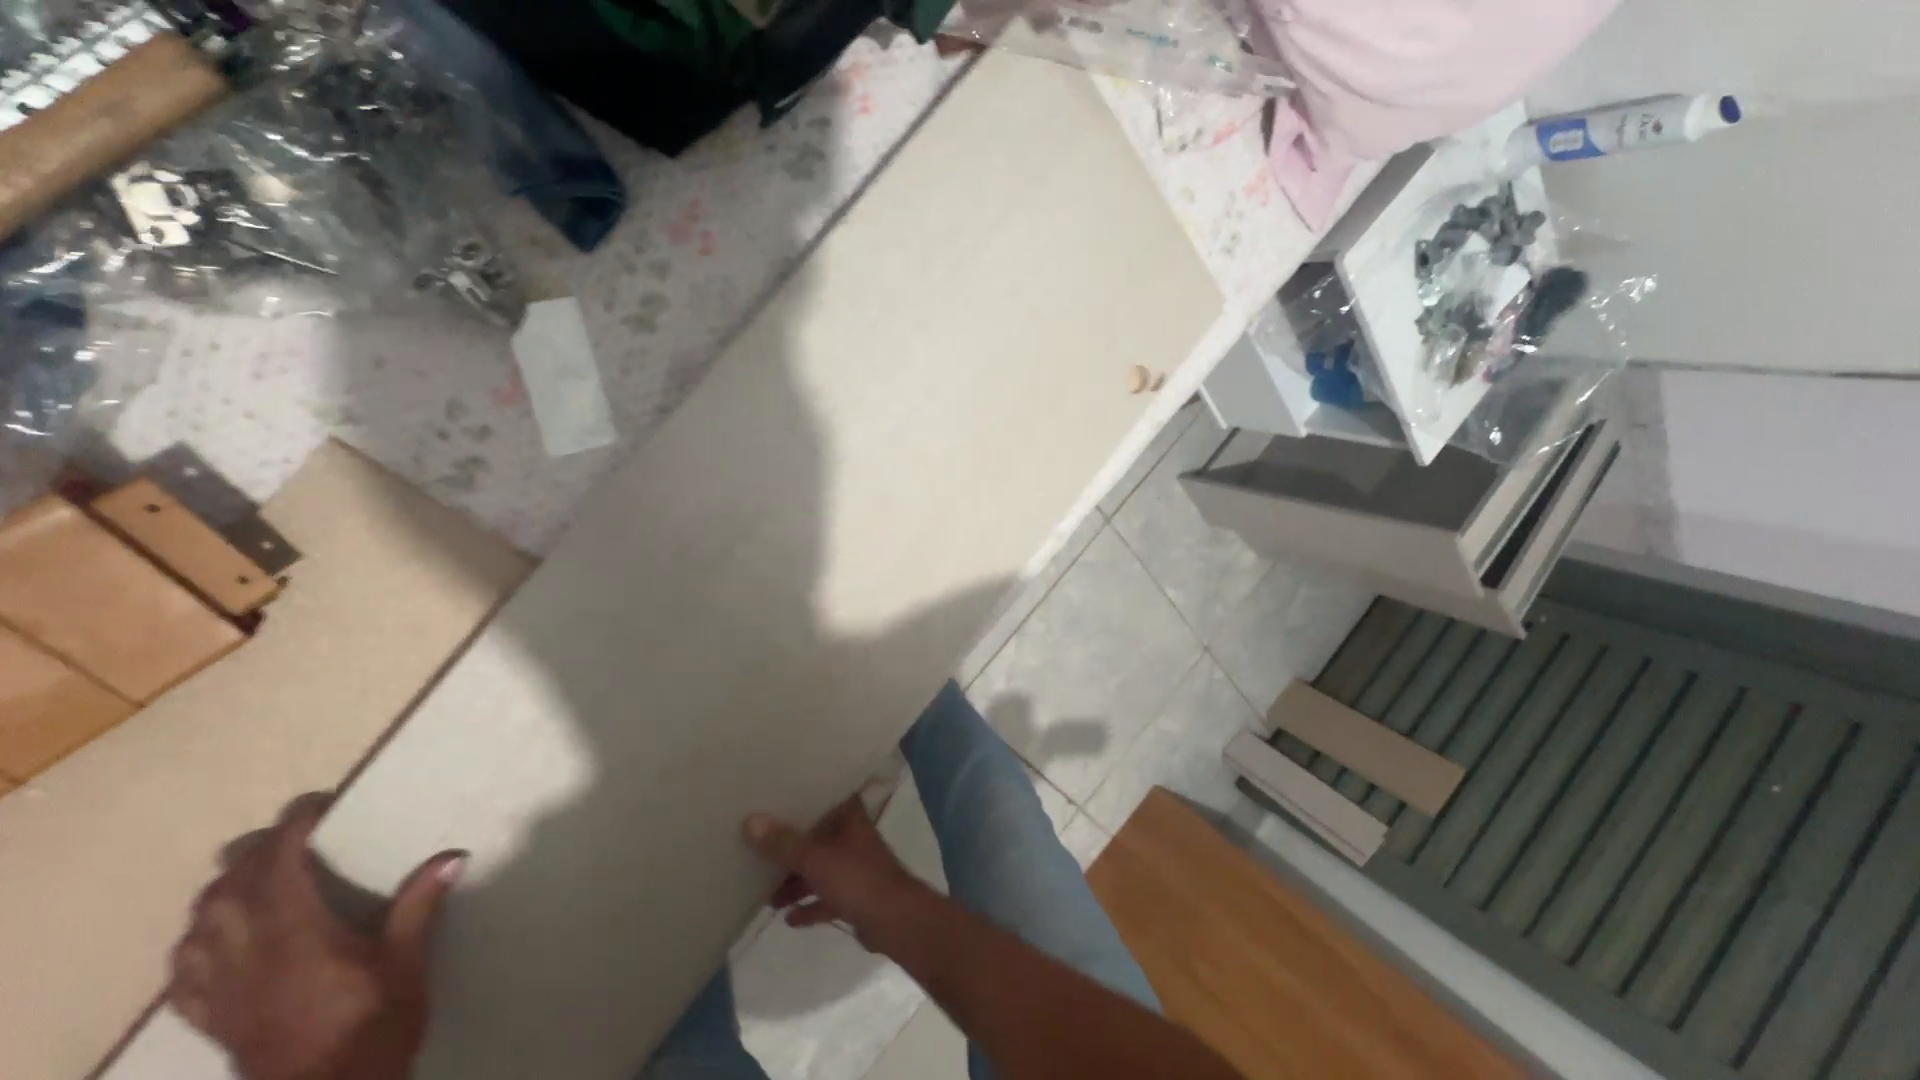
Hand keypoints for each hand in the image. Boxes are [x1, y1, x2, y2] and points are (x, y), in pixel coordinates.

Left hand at [168, 793, 466, 1079]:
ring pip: (199, 920)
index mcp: (296, 931)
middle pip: (230, 883)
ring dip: (224, 890)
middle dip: (258, 850)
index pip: (279, 860)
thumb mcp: (406, 965)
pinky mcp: (210, 1016)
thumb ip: (418, 908)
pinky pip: (184, 969)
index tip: (319, 805)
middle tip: (297, 841)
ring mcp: (221, 986)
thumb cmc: (372, 1028)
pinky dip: (197, 942)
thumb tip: (452, 857)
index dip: (294, 824)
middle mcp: (246, 950)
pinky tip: (217, 941)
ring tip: (257, 882)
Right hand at [744, 798, 933, 953]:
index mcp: (849, 819)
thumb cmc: (858, 879)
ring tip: (765, 893)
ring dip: (796, 881)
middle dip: (789, 847)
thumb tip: (751, 820)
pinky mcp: (855, 899)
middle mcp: (852, 839)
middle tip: (758, 849)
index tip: (776, 796)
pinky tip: (789, 919)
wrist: (896, 922)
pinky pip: (826, 899)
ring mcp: (855, 870)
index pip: (826, 797)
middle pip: (817, 837)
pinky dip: (809, 907)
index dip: (804, 795)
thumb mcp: (815, 859)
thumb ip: (784, 843)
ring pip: (819, 870)